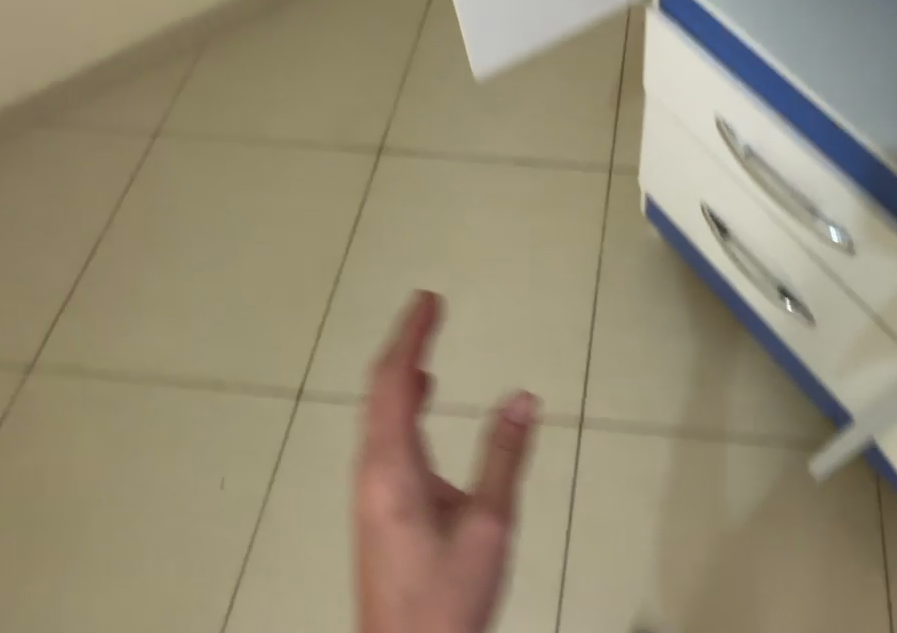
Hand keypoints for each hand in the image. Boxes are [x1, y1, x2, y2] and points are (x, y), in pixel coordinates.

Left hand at [355, 291, 538, 632]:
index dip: (410, 336)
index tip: (428, 298)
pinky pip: (385, 436)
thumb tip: (524, 394)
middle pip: (379, 392)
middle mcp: (373, 472)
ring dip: (400, 373)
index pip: (395, 383)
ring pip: (379, 415)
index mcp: (392, 468)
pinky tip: (421, 405)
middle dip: (403, 345)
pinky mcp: (380, 509)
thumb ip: (503, 457)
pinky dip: (401, 404)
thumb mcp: (488, 528)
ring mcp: (371, 492)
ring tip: (424, 343)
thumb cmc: (446, 599)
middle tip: (427, 307)